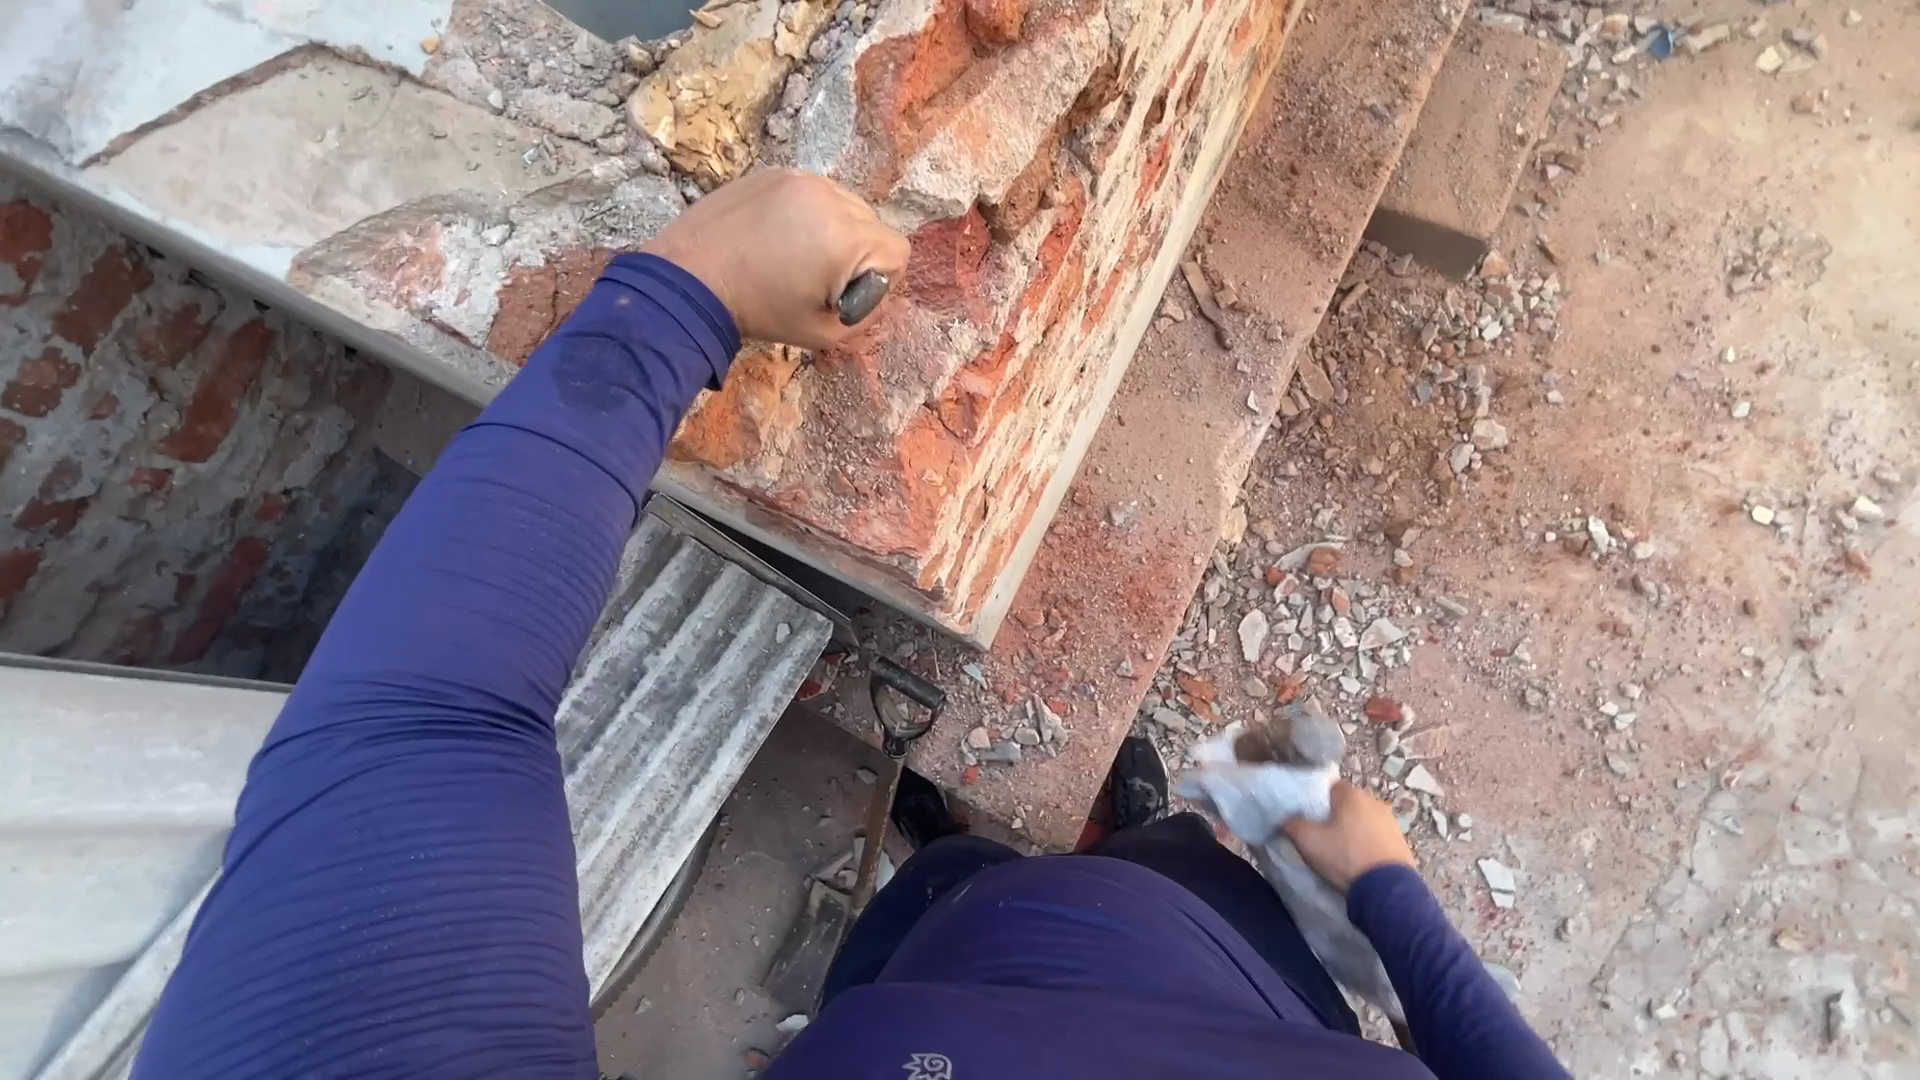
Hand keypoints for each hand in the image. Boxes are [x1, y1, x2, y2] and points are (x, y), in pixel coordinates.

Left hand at [641, 168, 909, 350]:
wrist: (692, 280)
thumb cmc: (761, 312)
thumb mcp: (825, 333)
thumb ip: (868, 313)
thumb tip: (879, 292)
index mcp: (844, 237)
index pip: (898, 249)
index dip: (882, 278)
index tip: (848, 293)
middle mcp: (828, 196)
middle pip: (873, 222)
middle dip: (859, 252)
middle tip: (822, 277)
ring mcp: (800, 179)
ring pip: (846, 204)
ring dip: (837, 230)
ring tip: (800, 255)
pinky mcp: (776, 173)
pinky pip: (815, 193)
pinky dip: (810, 214)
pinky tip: (781, 237)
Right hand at [1283, 780, 1416, 891]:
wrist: (1388, 892)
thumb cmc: (1345, 857)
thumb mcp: (1308, 840)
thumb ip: (1292, 823)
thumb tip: (1286, 818)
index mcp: (1352, 794)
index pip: (1329, 786)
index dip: (1316, 799)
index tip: (1309, 815)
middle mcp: (1375, 802)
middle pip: (1348, 803)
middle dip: (1336, 815)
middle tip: (1323, 833)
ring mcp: (1392, 823)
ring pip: (1364, 820)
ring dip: (1354, 830)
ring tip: (1343, 850)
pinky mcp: (1403, 843)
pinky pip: (1378, 837)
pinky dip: (1369, 844)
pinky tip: (1361, 860)